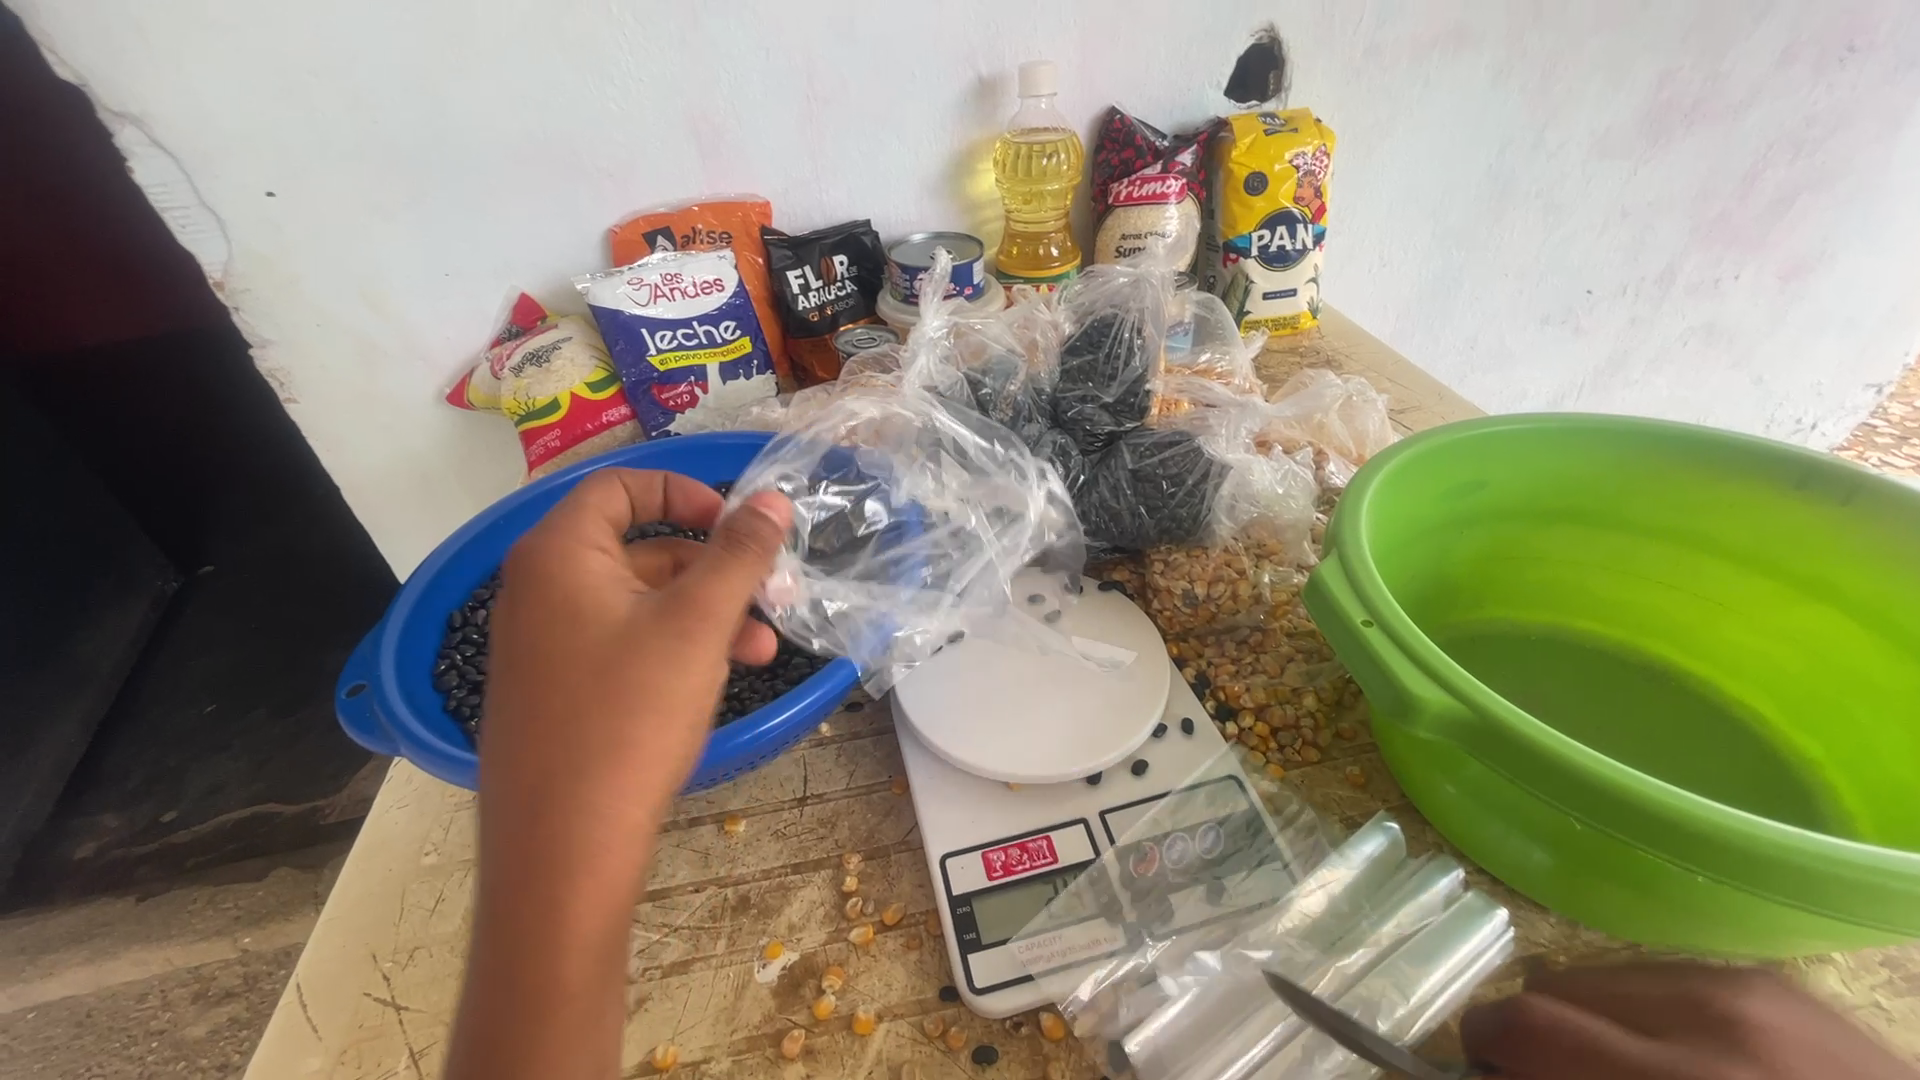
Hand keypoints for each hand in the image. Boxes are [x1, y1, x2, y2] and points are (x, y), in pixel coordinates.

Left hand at [447, 469, 789, 1079]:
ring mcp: (545, 645)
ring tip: (762, 651)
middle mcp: (541, 589)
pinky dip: (675, 649)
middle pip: (641, 547)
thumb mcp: (698, 624)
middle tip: (773, 597)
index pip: (622, 486)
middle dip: (716, 569)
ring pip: (641, 603)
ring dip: (707, 615)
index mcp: (559, 554)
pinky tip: (719, 679)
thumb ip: (740, 553)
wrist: (564, 850)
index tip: (739, 526)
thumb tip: (773, 499)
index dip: (687, 493)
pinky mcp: (558, 691)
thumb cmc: (630, 715)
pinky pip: (625, 645)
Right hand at [1460, 962, 1915, 1079]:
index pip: (1526, 1024)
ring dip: (1590, 1021)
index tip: (1486, 1068)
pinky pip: (1654, 975)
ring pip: (1596, 975)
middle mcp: (1711, 1018)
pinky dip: (1642, 1012)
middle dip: (1538, 1035)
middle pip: (1551, 988)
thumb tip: (1492, 1074)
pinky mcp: (1763, 977)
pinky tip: (1681, 1056)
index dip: (1485, 1044)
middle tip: (1554, 1073)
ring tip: (1627, 1068)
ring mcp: (1742, 986)